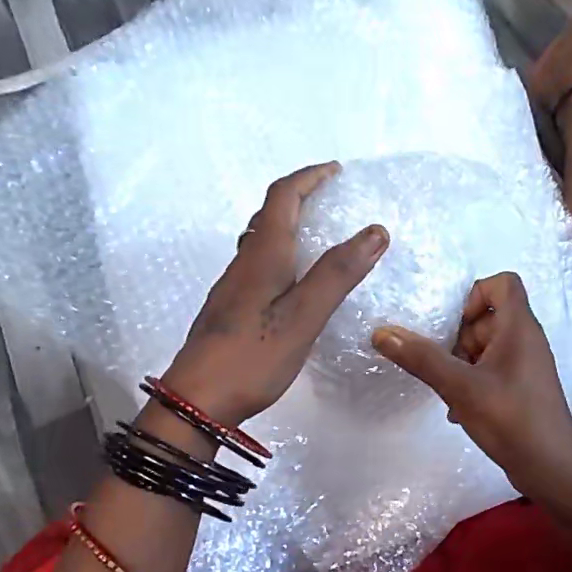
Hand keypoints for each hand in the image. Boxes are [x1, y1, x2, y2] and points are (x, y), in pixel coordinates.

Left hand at [162, 162, 388, 424]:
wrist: (197, 400)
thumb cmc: (253, 358)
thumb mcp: (303, 317)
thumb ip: (337, 275)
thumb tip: (375, 231)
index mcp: (262, 257)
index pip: (283, 197)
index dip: (309, 177)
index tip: (336, 171)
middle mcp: (243, 264)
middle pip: (267, 215)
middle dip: (299, 197)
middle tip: (328, 198)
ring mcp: (231, 288)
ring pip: (260, 241)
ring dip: (287, 226)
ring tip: (316, 234)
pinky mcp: (229, 310)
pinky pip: (257, 266)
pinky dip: (280, 254)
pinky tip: (291, 281)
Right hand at [371, 272, 571, 495]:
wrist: (550, 466)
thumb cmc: (510, 418)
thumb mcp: (460, 386)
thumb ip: (421, 358)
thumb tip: (382, 332)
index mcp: (519, 327)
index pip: (502, 282)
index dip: (473, 294)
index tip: (452, 325)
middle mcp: (526, 340)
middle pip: (487, 318)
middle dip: (459, 338)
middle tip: (445, 365)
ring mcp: (524, 366)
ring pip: (485, 348)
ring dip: (460, 363)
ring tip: (449, 390)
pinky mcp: (520, 389)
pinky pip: (490, 371)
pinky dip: (471, 382)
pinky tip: (457, 410)